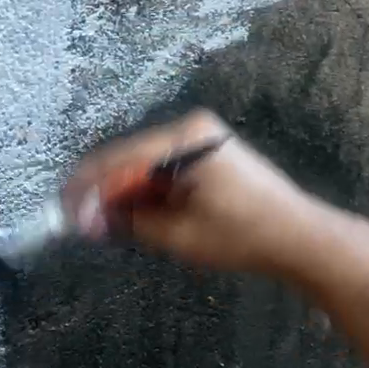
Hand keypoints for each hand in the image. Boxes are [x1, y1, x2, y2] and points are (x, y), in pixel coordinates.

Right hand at [61, 108, 326, 274]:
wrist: (303, 239)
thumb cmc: (244, 236)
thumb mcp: (178, 235)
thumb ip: (128, 221)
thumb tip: (87, 219)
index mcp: (185, 139)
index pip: (119, 160)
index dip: (87, 188)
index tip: (64, 212)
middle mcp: (190, 128)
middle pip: (128, 158)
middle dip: (101, 191)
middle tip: (79, 222)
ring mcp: (201, 138)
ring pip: (142, 164)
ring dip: (122, 193)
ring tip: (102, 223)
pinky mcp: (207, 152)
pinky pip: (162, 168)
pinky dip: (145, 190)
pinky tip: (133, 213)